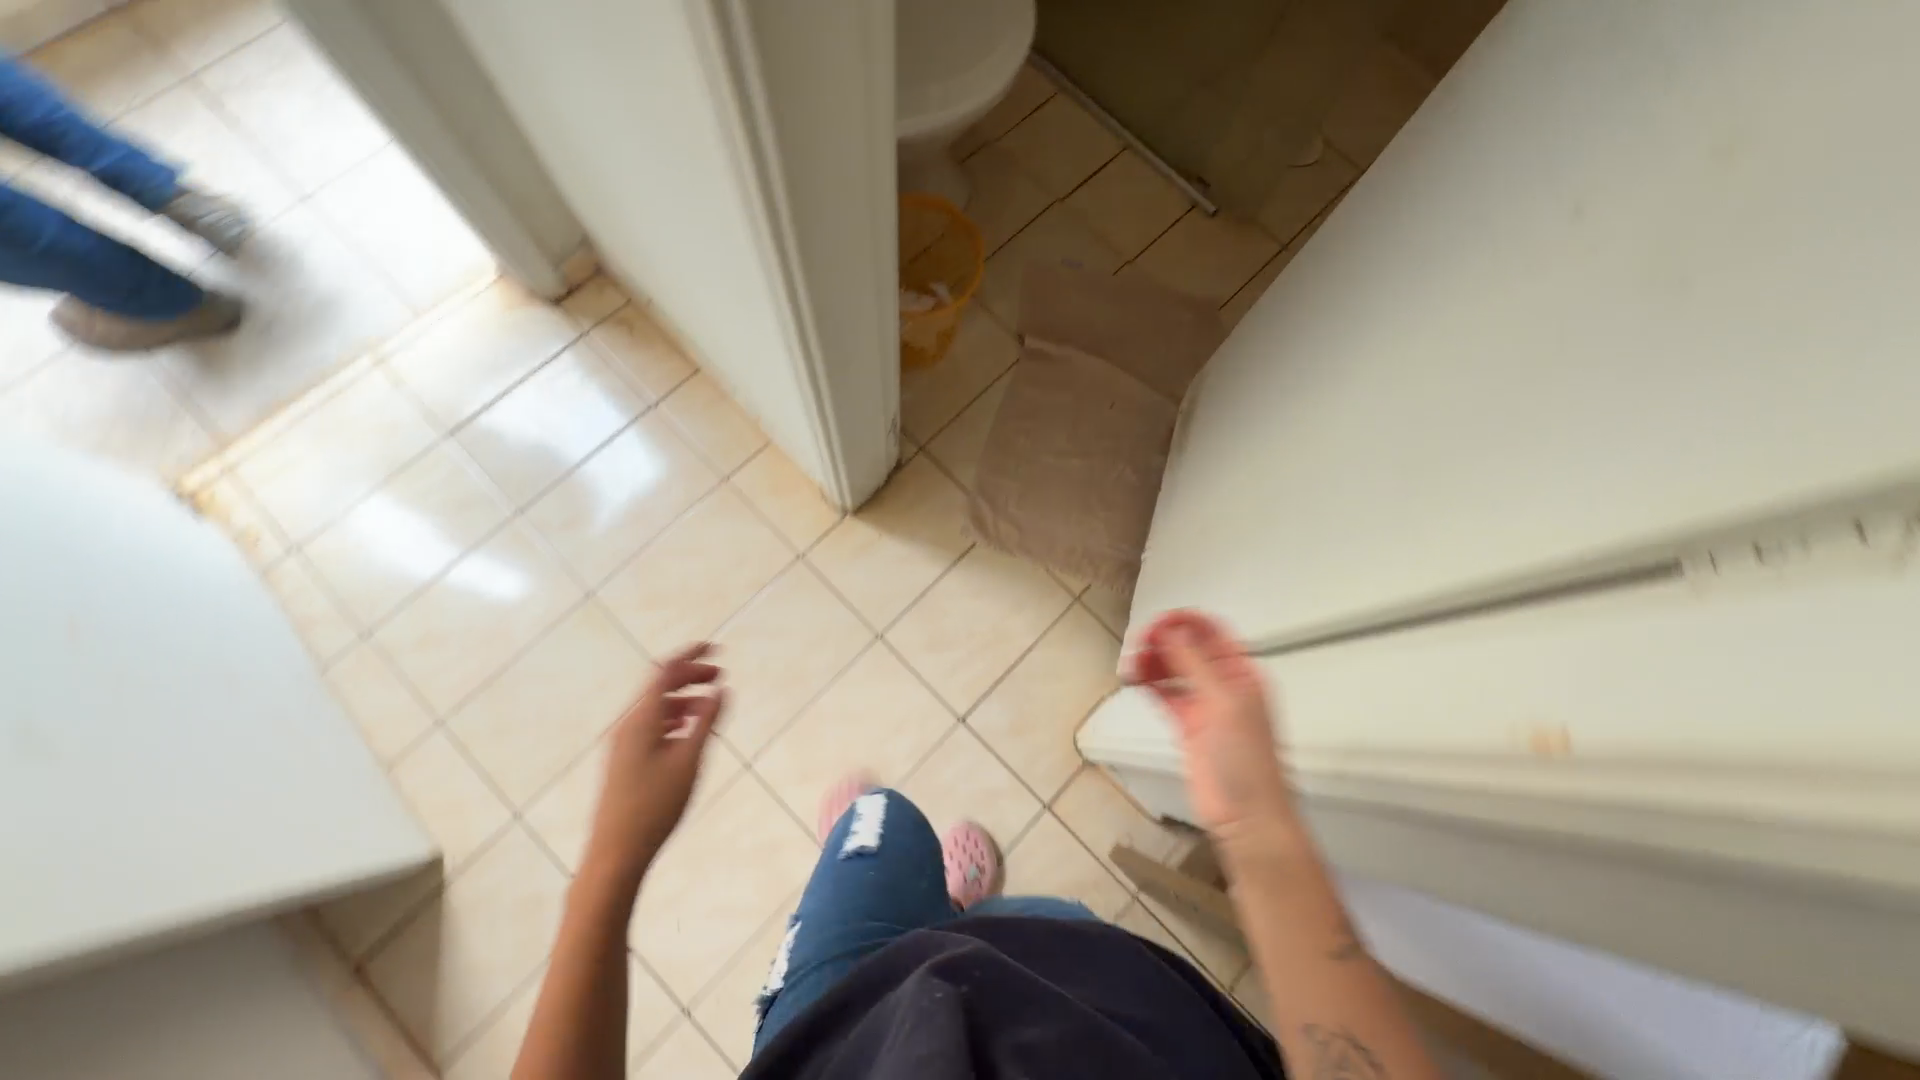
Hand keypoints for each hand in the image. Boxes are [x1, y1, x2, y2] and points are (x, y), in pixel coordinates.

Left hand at [581, 643, 726, 890]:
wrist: (615, 853)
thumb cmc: (655, 806)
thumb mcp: (689, 761)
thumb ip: (706, 721)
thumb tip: (720, 690)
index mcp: (641, 719)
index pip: (664, 671)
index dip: (690, 655)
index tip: (716, 648)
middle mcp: (627, 725)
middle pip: (659, 686)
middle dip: (690, 676)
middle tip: (720, 677)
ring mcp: (622, 744)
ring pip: (655, 707)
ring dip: (683, 699)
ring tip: (710, 706)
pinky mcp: (623, 761)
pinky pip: (650, 725)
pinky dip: (673, 718)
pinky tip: (688, 732)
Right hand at [1131, 611, 1295, 850]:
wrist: (1246, 814)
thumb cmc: (1247, 761)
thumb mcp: (1224, 703)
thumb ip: (1196, 664)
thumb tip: (1173, 631)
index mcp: (1243, 673)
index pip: (1213, 633)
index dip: (1187, 623)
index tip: (1159, 623)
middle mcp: (1224, 685)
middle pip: (1189, 649)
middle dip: (1165, 641)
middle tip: (1140, 643)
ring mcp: (1205, 706)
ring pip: (1174, 671)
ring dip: (1154, 662)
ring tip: (1132, 661)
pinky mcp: (1187, 727)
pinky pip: (1165, 696)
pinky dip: (1150, 685)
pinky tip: (1135, 680)